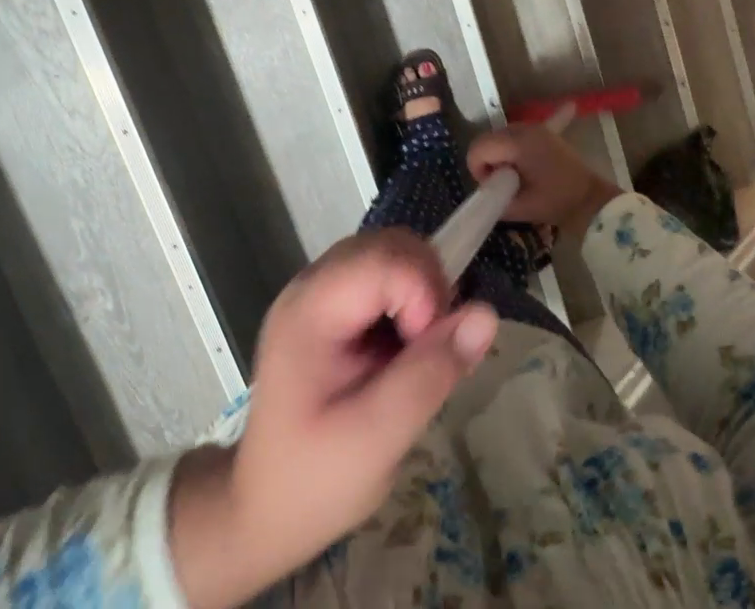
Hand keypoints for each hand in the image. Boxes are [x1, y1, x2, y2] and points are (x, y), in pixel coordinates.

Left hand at [169, 229, 496, 608]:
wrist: (268, 508)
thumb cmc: (316, 479)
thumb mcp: (377, 438)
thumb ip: (430, 374)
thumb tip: (486, 313)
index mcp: (309, 312)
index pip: (383, 259)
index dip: (423, 292)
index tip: (430, 350)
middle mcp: (312, 288)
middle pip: (390, 247)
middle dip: (428, 289)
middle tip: (431, 352)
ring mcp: (322, 296)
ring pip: (393, 257)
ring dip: (424, 296)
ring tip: (419, 355)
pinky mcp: (337, 310)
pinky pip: (389, 279)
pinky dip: (414, 305)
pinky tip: (407, 353)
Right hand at [467, 123, 621, 233]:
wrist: (589, 199)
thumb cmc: (555, 203)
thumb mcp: (517, 208)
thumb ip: (492, 198)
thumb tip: (483, 190)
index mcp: (518, 144)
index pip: (478, 148)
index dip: (477, 169)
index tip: (491, 187)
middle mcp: (525, 128)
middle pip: (487, 139)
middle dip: (487, 161)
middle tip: (501, 183)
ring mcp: (536, 127)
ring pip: (500, 136)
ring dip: (499, 155)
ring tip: (514, 176)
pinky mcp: (544, 132)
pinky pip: (516, 136)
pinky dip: (512, 149)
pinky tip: (520, 164)